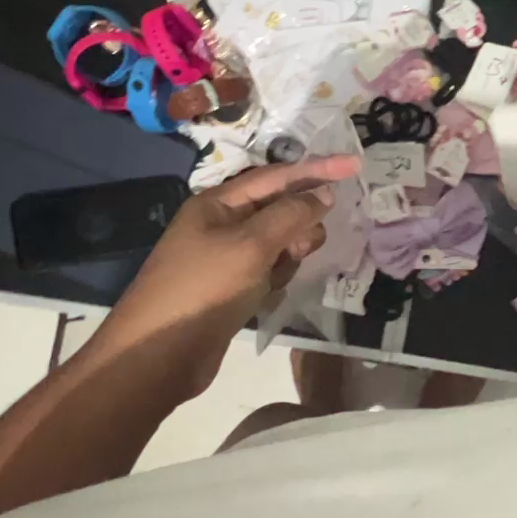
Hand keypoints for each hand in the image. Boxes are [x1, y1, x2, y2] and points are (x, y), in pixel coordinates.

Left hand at [84, 156, 361, 400]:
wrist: (161, 354)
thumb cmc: (204, 289)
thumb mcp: (251, 246)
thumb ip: (291, 215)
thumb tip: (324, 194)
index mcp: (219, 203)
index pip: (277, 176)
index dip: (318, 169)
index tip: (355, 164)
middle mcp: (223, 224)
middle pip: (281, 209)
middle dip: (300, 224)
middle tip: (300, 249)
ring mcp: (228, 256)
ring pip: (280, 242)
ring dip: (289, 255)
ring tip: (275, 277)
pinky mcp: (234, 286)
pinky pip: (271, 269)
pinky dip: (277, 277)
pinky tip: (267, 296)